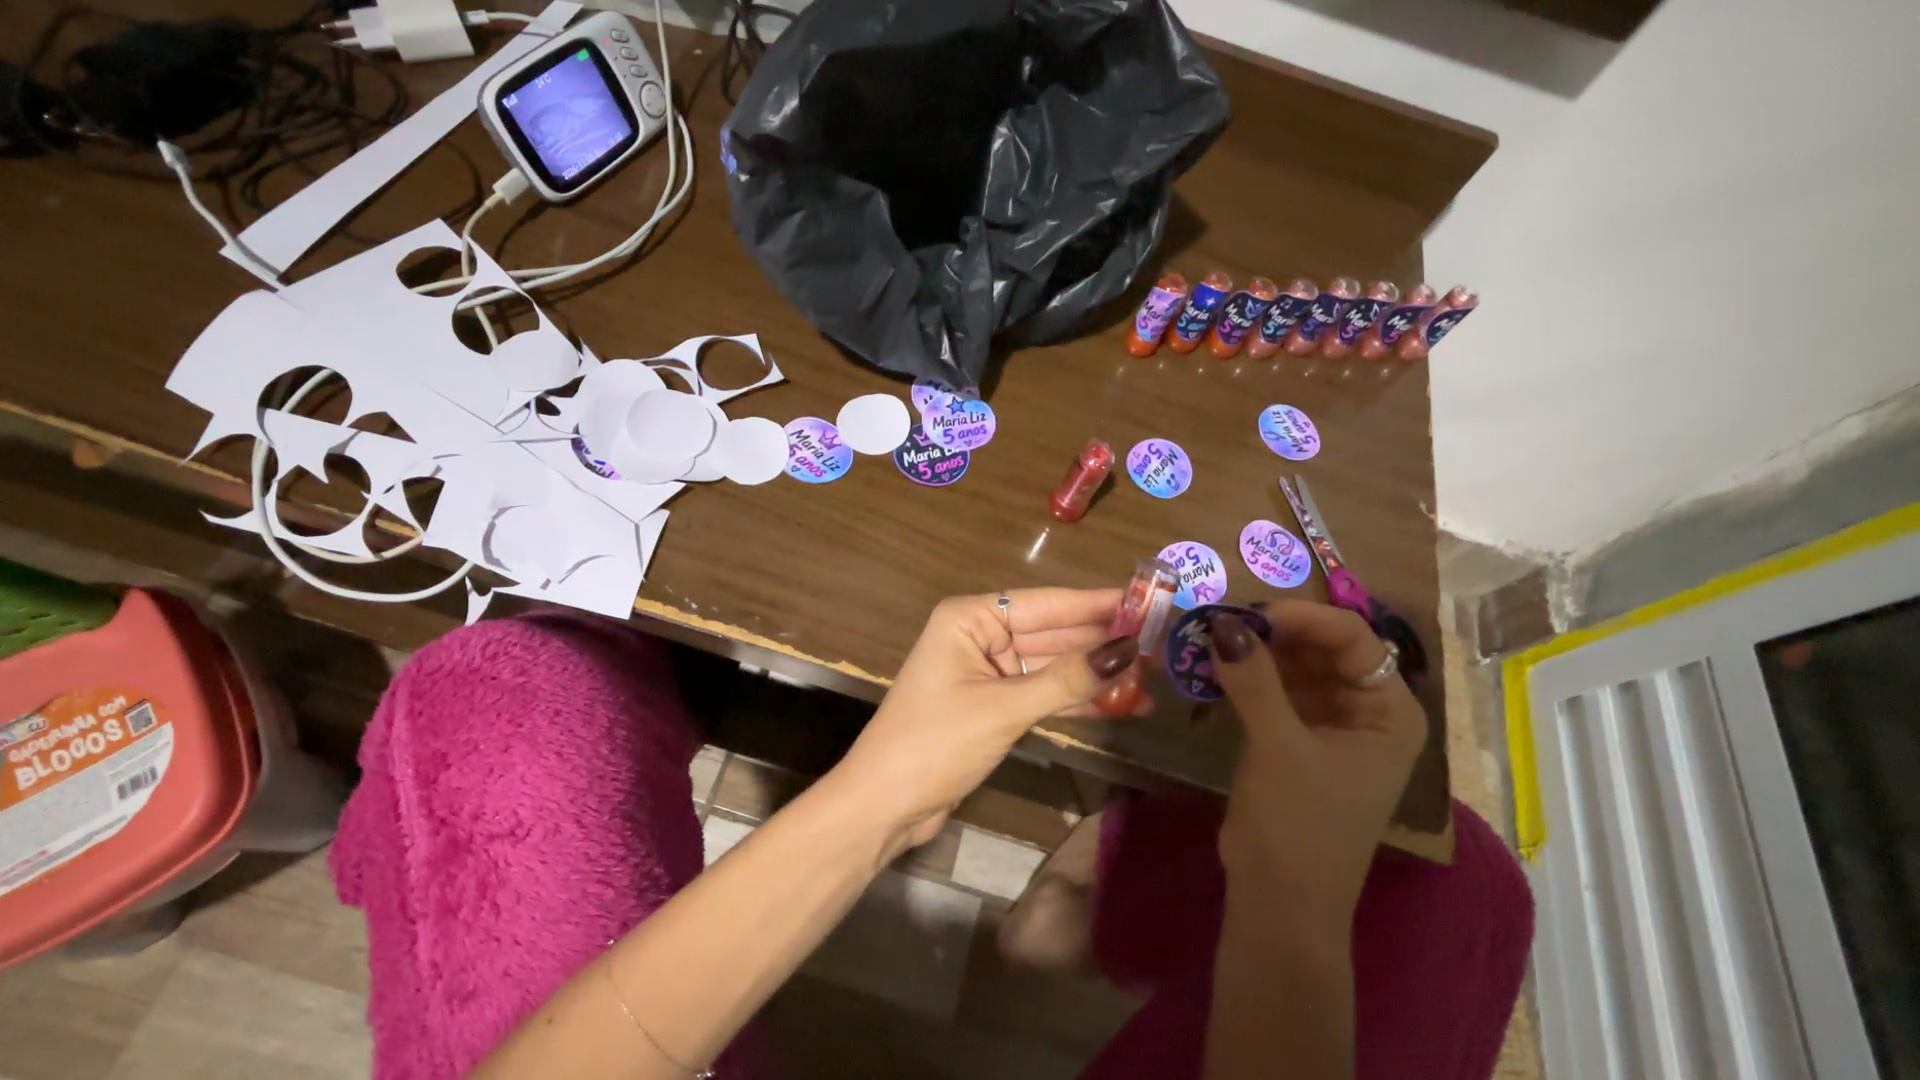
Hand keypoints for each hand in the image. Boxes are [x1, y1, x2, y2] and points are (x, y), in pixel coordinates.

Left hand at [828, 589, 1140, 855]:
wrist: (884, 805)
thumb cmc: (935, 743)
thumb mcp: (1004, 708)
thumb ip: (1067, 680)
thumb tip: (1128, 650)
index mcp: (970, 619)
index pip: (1047, 603)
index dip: (1099, 604)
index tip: (1150, 600)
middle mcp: (979, 636)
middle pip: (1053, 633)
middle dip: (1104, 643)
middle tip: (1163, 644)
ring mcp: (986, 672)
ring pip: (1052, 666)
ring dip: (1096, 675)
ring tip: (1153, 677)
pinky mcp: (993, 705)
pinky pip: (1043, 693)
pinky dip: (1076, 700)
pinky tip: (1120, 704)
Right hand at [1208, 602, 1425, 928]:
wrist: (1279, 901)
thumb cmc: (1300, 825)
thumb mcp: (1279, 748)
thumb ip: (1254, 680)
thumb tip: (1221, 622)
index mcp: (1389, 711)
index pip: (1353, 639)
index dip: (1304, 618)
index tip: (1249, 612)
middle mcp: (1365, 710)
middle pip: (1322, 647)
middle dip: (1273, 631)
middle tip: (1219, 619)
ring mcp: (1328, 723)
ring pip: (1293, 666)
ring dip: (1254, 650)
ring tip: (1208, 636)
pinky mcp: (1293, 737)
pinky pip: (1272, 690)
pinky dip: (1245, 676)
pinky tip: (1211, 665)